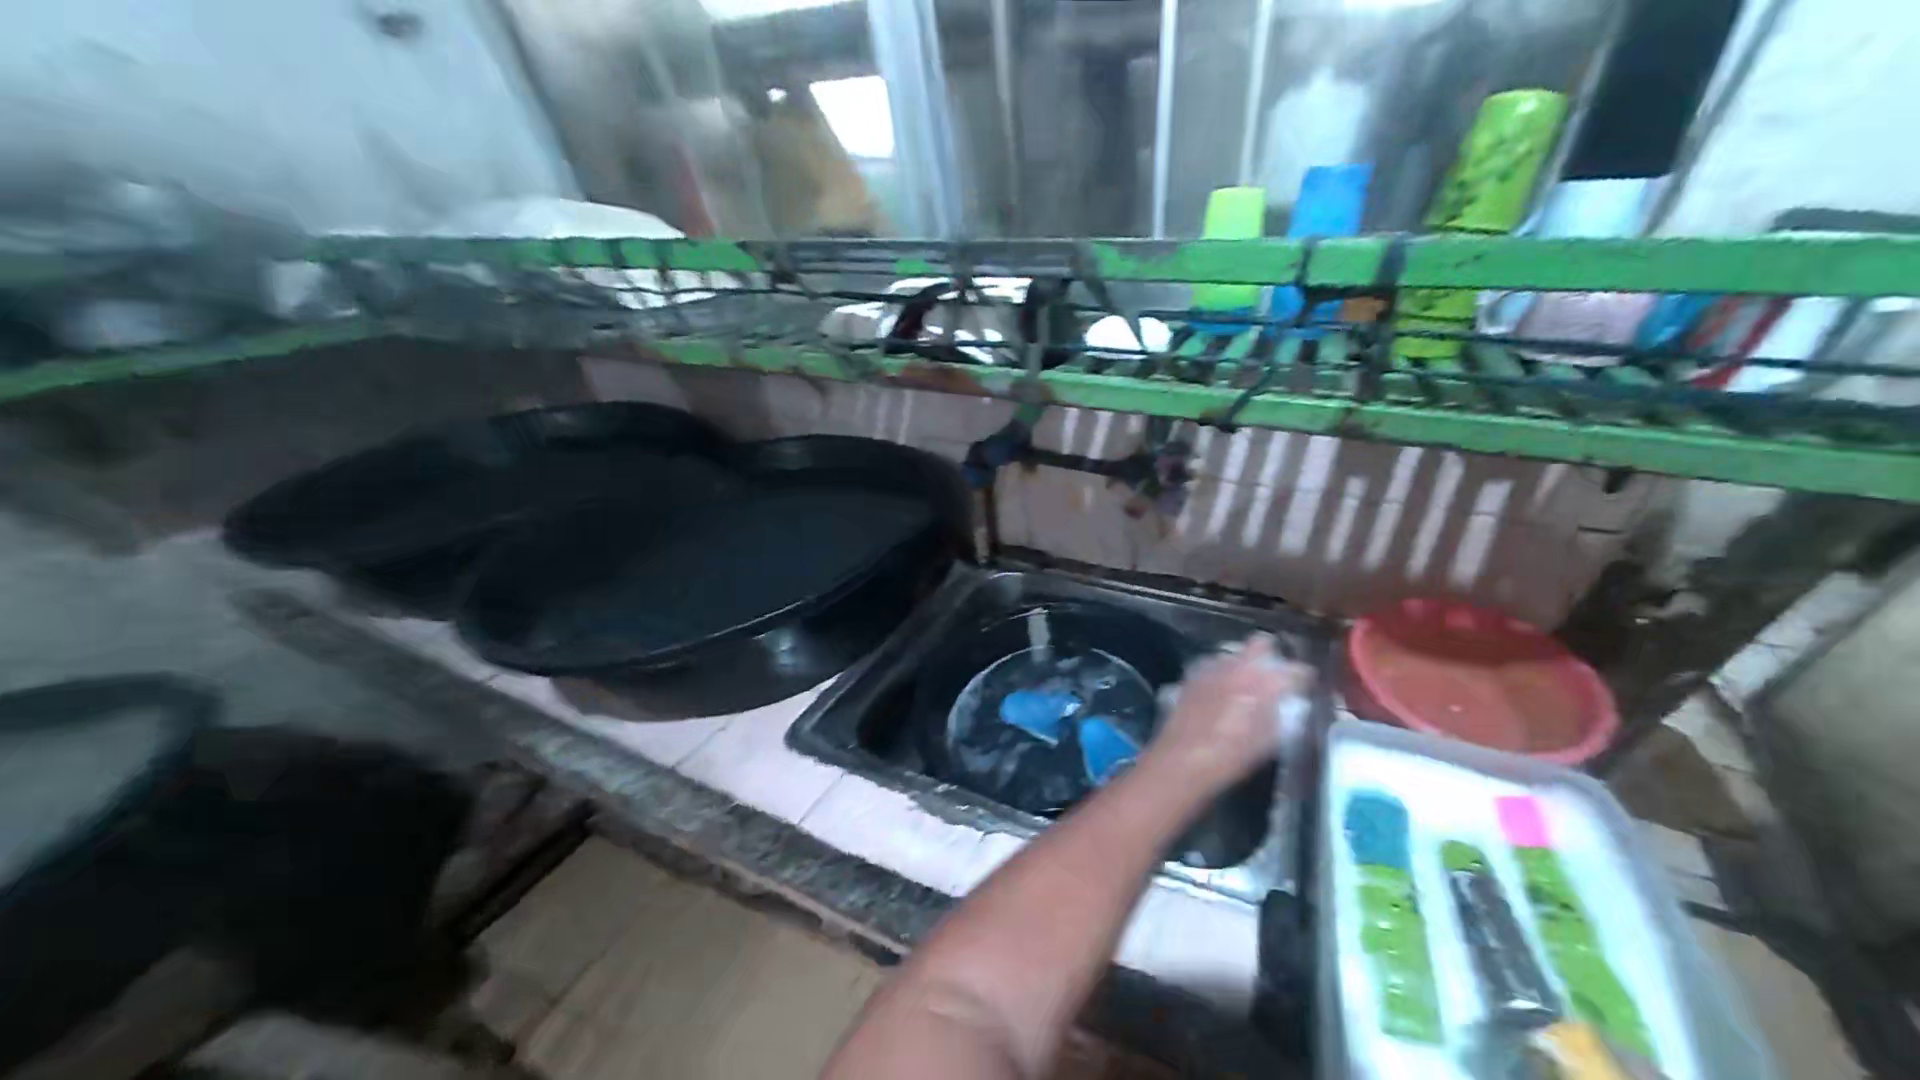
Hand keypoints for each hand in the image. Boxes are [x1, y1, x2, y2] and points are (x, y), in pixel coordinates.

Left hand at [1145, 634, 1311, 789]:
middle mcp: (1240, 666)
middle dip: (1270, 654)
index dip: (1303, 676)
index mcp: (1266, 682)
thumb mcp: (1271, 740)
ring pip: (1233, 652)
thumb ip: (1285, 715)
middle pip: (1261, 643)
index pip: (1297, 669)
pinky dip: (1218, 673)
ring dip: (1240, 664)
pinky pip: (1211, 665)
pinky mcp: (1191, 675)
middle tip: (1271, 675)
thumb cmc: (1234, 755)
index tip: (1302, 685)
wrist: (1184, 757)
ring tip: (1242, 685)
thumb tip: (1290, 704)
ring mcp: (1212, 667)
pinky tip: (1217, 690)